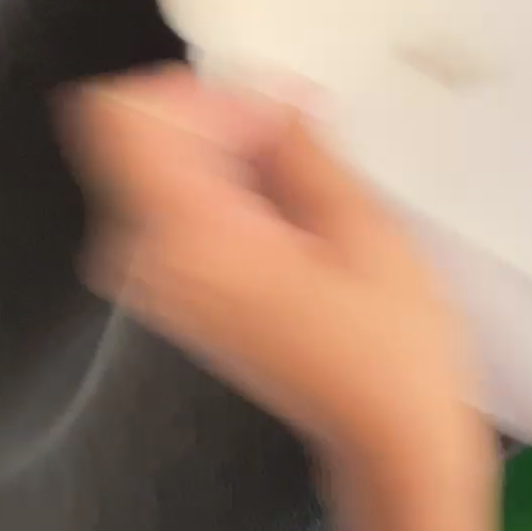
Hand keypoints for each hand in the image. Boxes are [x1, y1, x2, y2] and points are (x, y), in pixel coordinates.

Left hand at [59, 65, 486, 471]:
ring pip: (173, 178)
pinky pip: (193, 220)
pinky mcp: (192, 301)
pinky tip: (312, 232)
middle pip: (150, 144)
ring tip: (327, 201)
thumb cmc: (398, 352)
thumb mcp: (372, 237)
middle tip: (323, 151)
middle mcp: (153, 261)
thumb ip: (309, 156)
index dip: (211, 96)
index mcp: (193, 241)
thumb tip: (276, 103)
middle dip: (234, 129)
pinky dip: (247, 204)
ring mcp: (167, 285)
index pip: (133, 116)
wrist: (395, 434)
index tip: (288, 115)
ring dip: (247, 168)